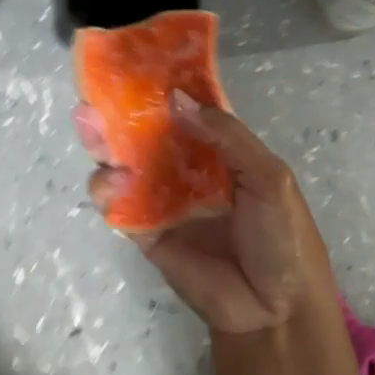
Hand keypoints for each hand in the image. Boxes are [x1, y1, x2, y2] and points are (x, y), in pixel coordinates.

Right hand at [77, 91, 321, 334]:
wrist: (277, 308)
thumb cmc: (282, 235)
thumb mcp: (269, 177)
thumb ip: (227, 136)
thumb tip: (177, 99)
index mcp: (213, 149)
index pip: (179, 111)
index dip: (156, 89)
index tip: (130, 66)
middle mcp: (181, 167)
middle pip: (141, 134)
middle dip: (114, 114)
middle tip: (93, 99)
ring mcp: (160, 198)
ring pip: (121, 164)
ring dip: (102, 144)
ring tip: (91, 129)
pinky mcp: (145, 231)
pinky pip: (117, 205)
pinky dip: (106, 190)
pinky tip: (111, 181)